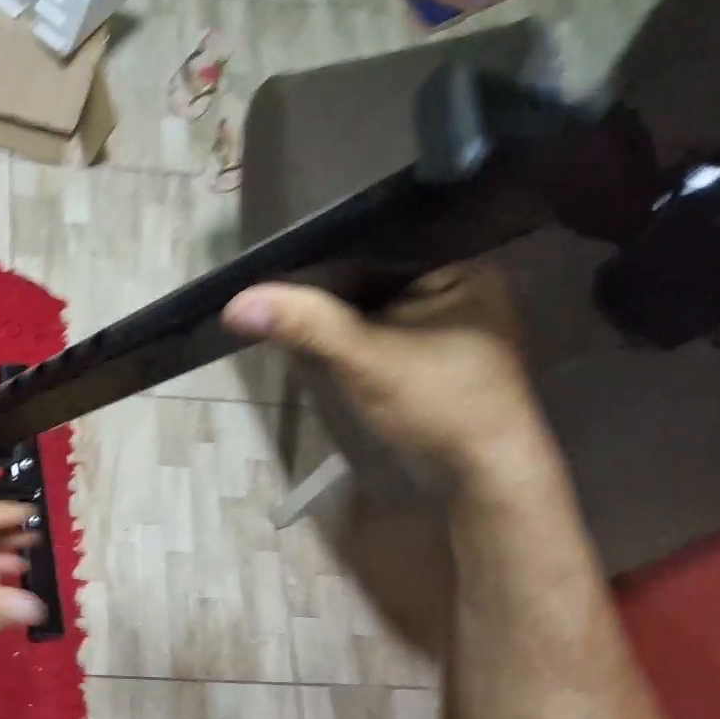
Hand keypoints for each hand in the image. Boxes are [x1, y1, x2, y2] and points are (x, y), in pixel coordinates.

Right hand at [221, 262, 549, 477]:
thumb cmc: (444, 407)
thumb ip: (305, 325)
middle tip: (265, 277)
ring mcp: (440, 316)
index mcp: (462, 265)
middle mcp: (454, 281)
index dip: (325, 245)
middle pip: (368, 268)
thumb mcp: (368, 359)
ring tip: (274, 295)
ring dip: (326, 306)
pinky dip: (339, 328)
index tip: (274, 254)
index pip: (379, 238)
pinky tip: (305, 327)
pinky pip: (369, 321)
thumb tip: (235, 303)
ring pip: (365, 297)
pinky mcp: (422, 345)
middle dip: (322, 280)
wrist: (484, 480)